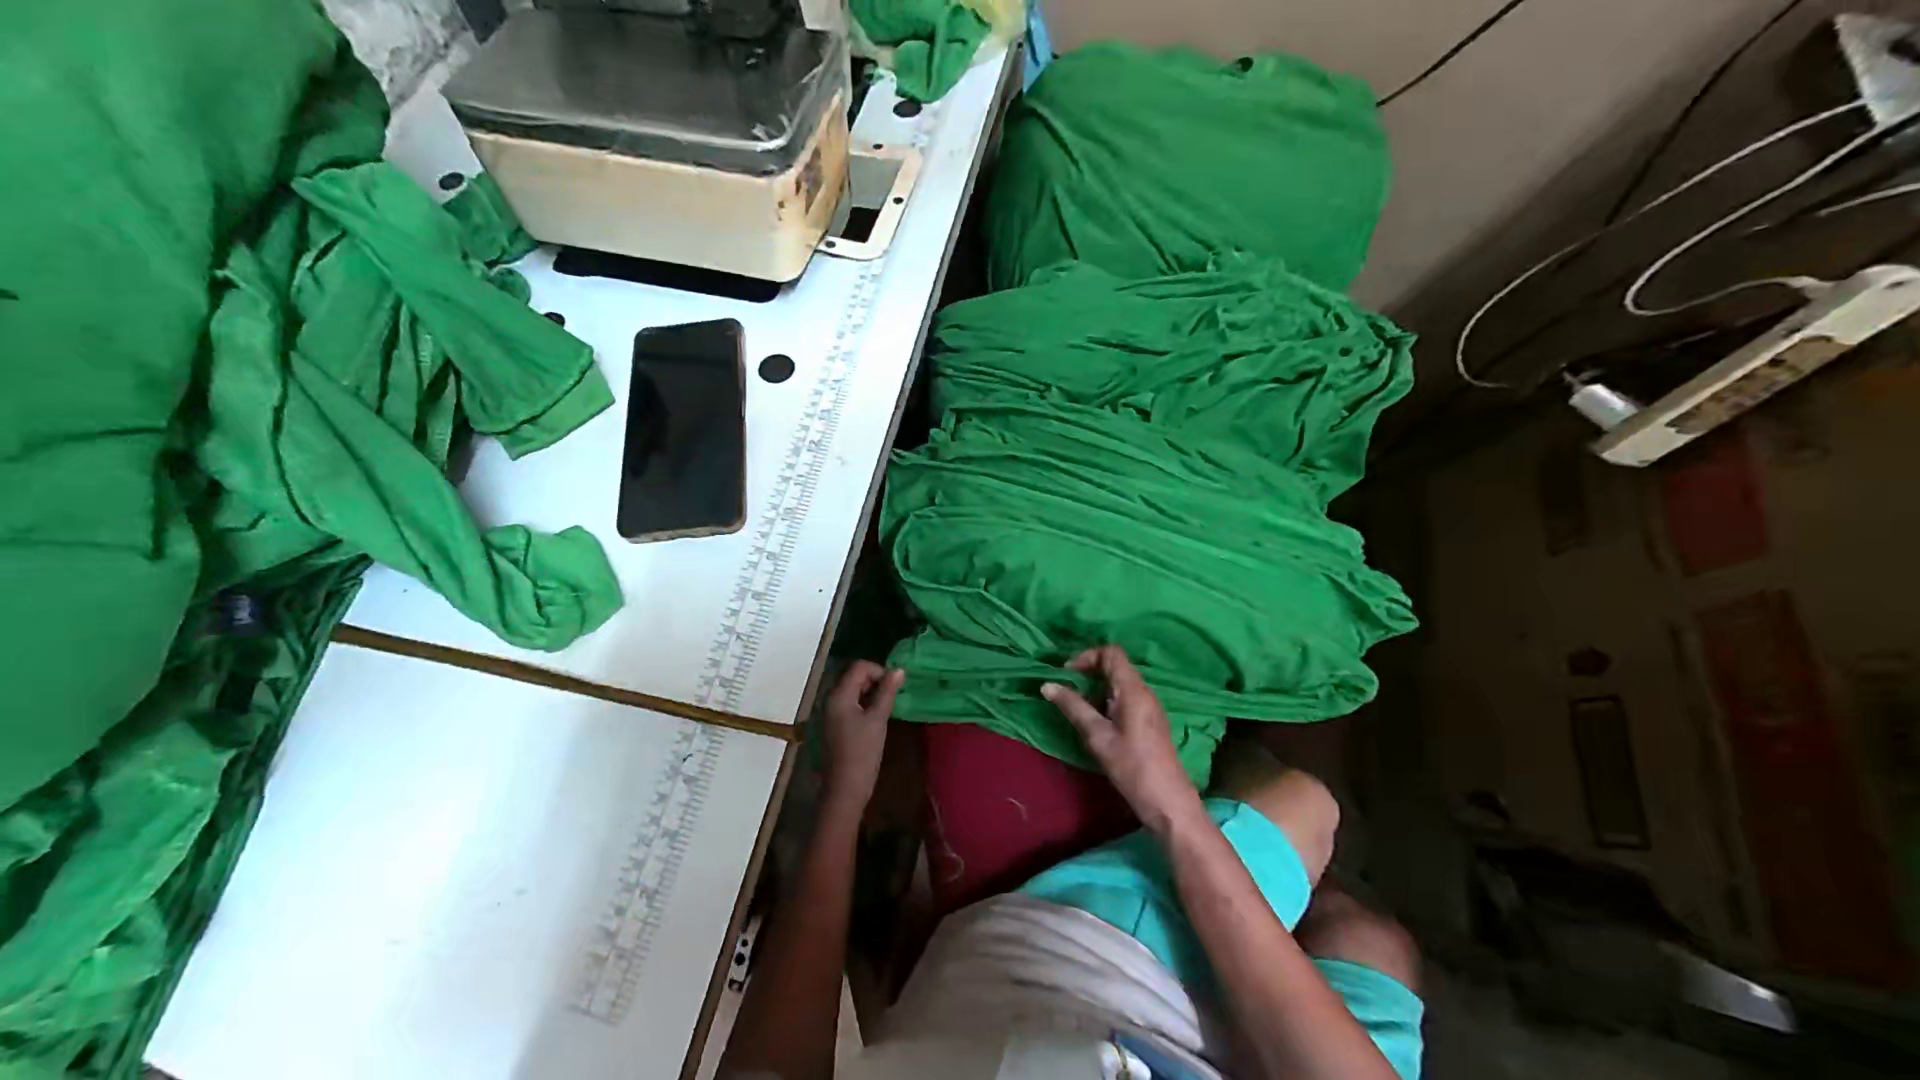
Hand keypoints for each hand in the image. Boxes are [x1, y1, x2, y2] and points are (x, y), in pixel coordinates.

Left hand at [821, 661, 903, 810]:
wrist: (845, 788)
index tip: (895, 686)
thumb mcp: (878, 719)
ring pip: (852, 690)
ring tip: (887, 706)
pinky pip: (850, 704)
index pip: (859, 667)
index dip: (879, 670)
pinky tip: (876, 717)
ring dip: (871, 692)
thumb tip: (899, 670)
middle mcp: (831, 699)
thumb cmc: (862, 753)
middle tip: (893, 696)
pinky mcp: (834, 724)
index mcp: (839, 695)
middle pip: (854, 676)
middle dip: (875, 680)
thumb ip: (887, 692)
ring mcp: (831, 712)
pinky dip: (864, 704)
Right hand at [1042, 646, 1201, 833]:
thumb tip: (1047, 685)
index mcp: (1133, 690)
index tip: (1066, 674)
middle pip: (1116, 666)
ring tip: (1077, 708)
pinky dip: (1107, 701)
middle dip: (1088, 672)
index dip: (1086, 656)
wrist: (1167, 801)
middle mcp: (1145, 692)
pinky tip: (1096, 722)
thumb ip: (1073, 707)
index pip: (1111, 653)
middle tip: (1066, 689)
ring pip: (1120, 683)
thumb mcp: (1097, 736)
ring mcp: (1150, 706)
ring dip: (1096, 688)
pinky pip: (1126, 698)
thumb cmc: (1131, 767)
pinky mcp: (1150, 721)